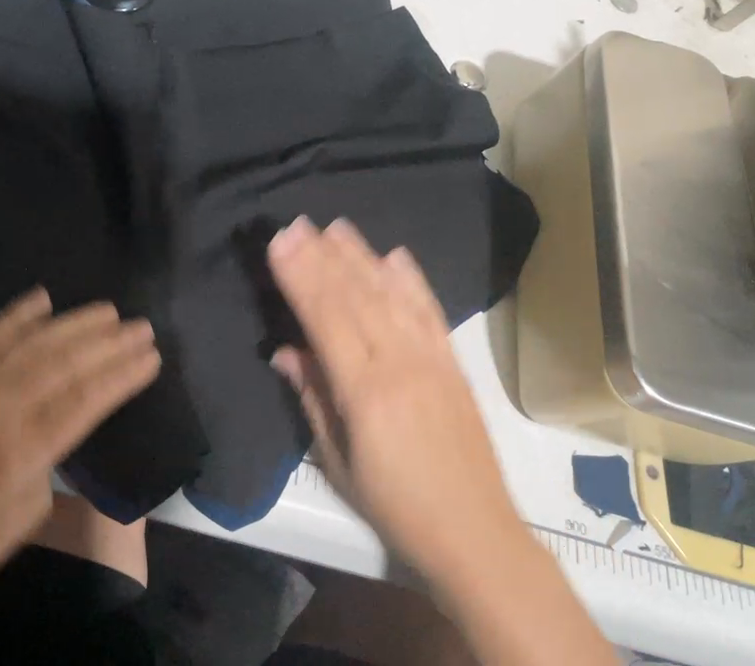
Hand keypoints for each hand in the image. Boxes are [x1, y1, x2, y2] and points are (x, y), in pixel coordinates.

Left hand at [0, 289, 159, 617]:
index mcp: (15, 457)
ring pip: (30, 343)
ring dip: (73, 324)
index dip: (120, 377)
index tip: (150, 357)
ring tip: (107, 310)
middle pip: (63, 365)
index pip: (83, 404)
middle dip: (108, 343)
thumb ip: (36, 495)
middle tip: (141, 325)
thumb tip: (54, 454)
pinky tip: (41, 299)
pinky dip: (15, 315)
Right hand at [267, 217, 521, 581]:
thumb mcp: (338, 462)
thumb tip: (285, 351)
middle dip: (323, 257)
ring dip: (361, 257)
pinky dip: (410, 279)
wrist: (474, 532)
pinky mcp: (454, 363)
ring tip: (336, 227)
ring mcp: (433, 359)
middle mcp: (402, 364)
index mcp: (367, 392)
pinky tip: (394, 255)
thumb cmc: (395, 506)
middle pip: (356, 297)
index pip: (326, 318)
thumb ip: (313, 398)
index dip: (301, 277)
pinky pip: (429, 311)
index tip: (279, 243)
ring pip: (391, 295)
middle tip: (297, 223)